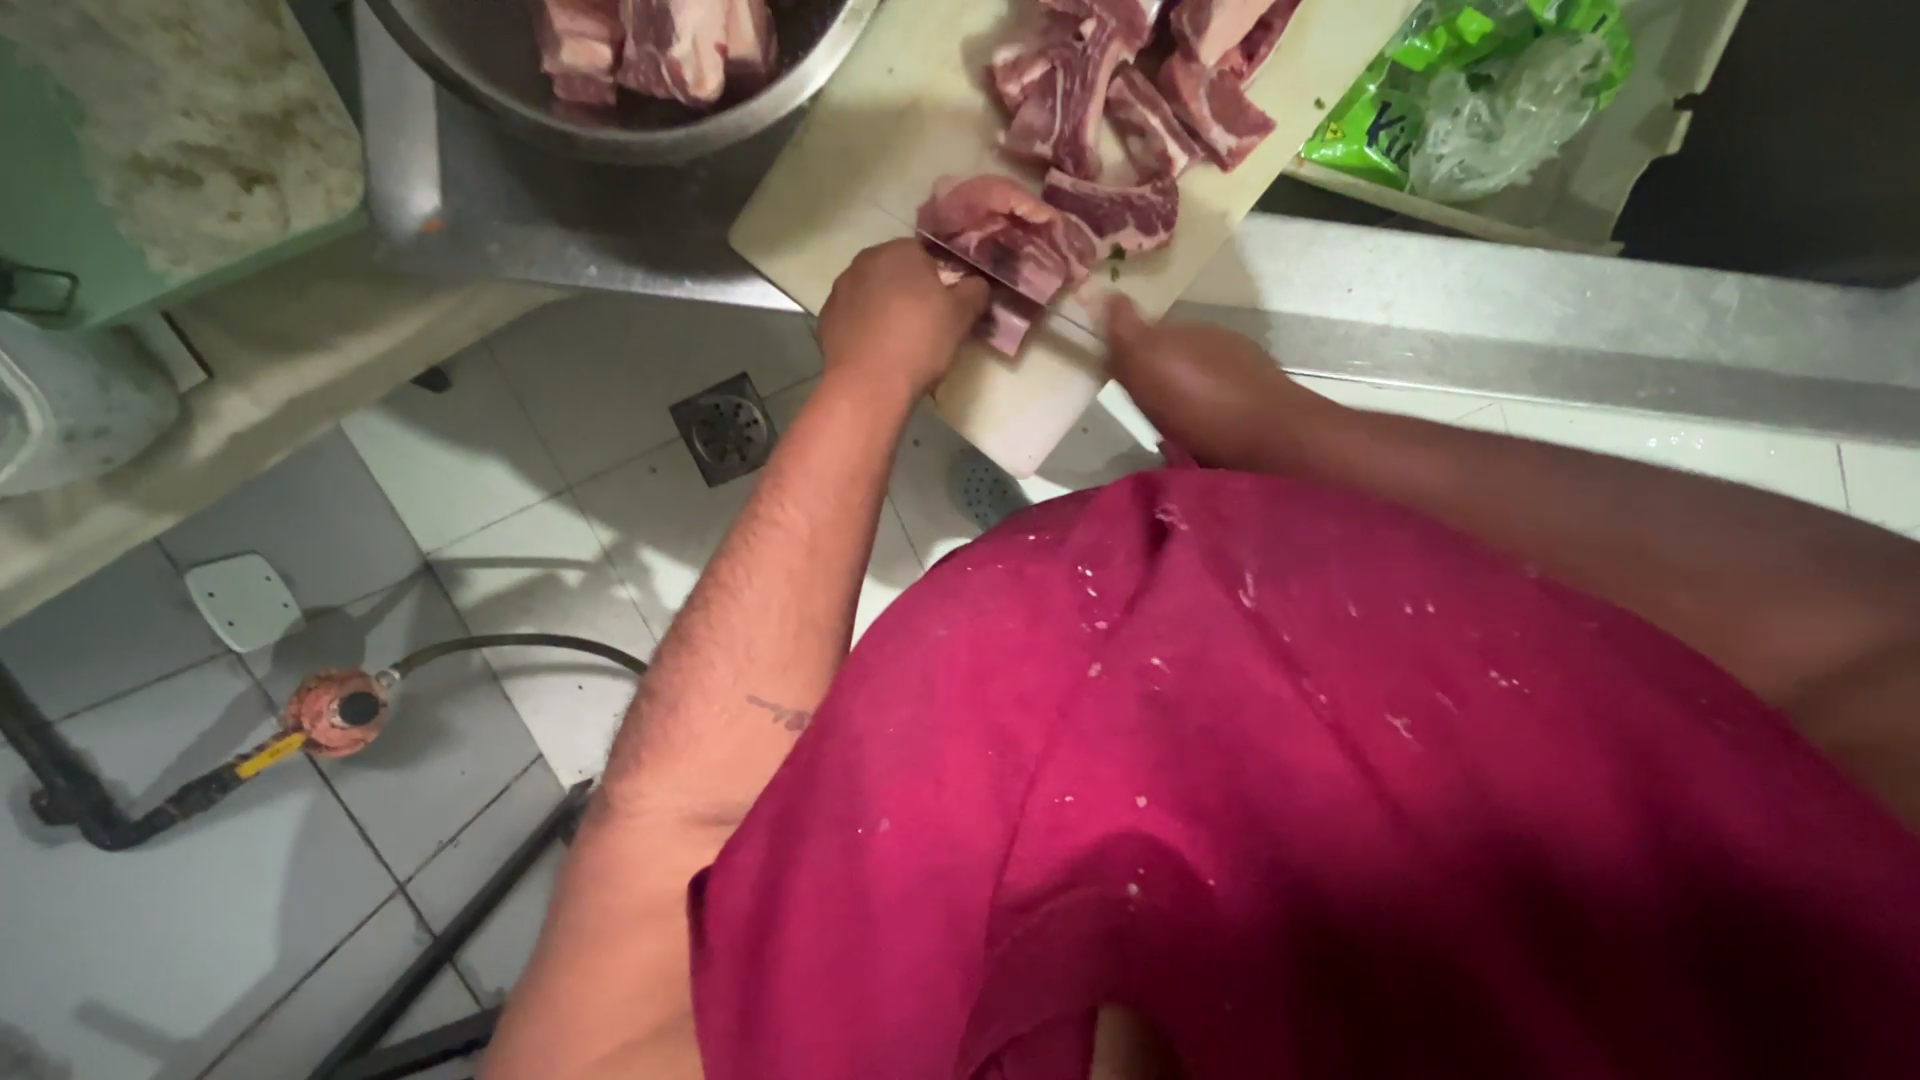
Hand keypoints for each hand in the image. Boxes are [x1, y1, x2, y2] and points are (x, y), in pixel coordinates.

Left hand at [817, 239, 990, 400]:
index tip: (943, 309)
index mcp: (899, 251)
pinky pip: (853, 317)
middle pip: (894, 273)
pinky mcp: (826, 318)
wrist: (869, 383)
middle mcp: (864, 261)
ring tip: (897, 342)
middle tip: (923, 326)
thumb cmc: (920, 341)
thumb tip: (976, 284)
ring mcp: (840, 289)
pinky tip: (875, 352)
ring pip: (871, 295)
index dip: (937, 282)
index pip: (924, 257)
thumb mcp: (962, 316)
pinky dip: (863, 329)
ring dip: (883, 309)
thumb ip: (975, 292)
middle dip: (907, 293)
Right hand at [1105, 295, 1332, 469]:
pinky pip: (1219, 413)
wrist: (1273, 441)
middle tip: (1141, 408)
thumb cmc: (1200, 400)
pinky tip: (1197, 443)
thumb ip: (1124, 331)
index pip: (1151, 332)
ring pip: (1200, 386)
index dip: (1131, 352)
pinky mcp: (1258, 413)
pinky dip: (1205, 423)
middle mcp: (1220, 347)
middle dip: (1159, 379)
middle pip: (1177, 360)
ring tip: (1169, 430)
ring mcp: (1244, 378)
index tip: (1116, 377)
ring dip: (1183, 403)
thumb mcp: (1148, 360)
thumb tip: (1104, 291)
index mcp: (1191, 330)